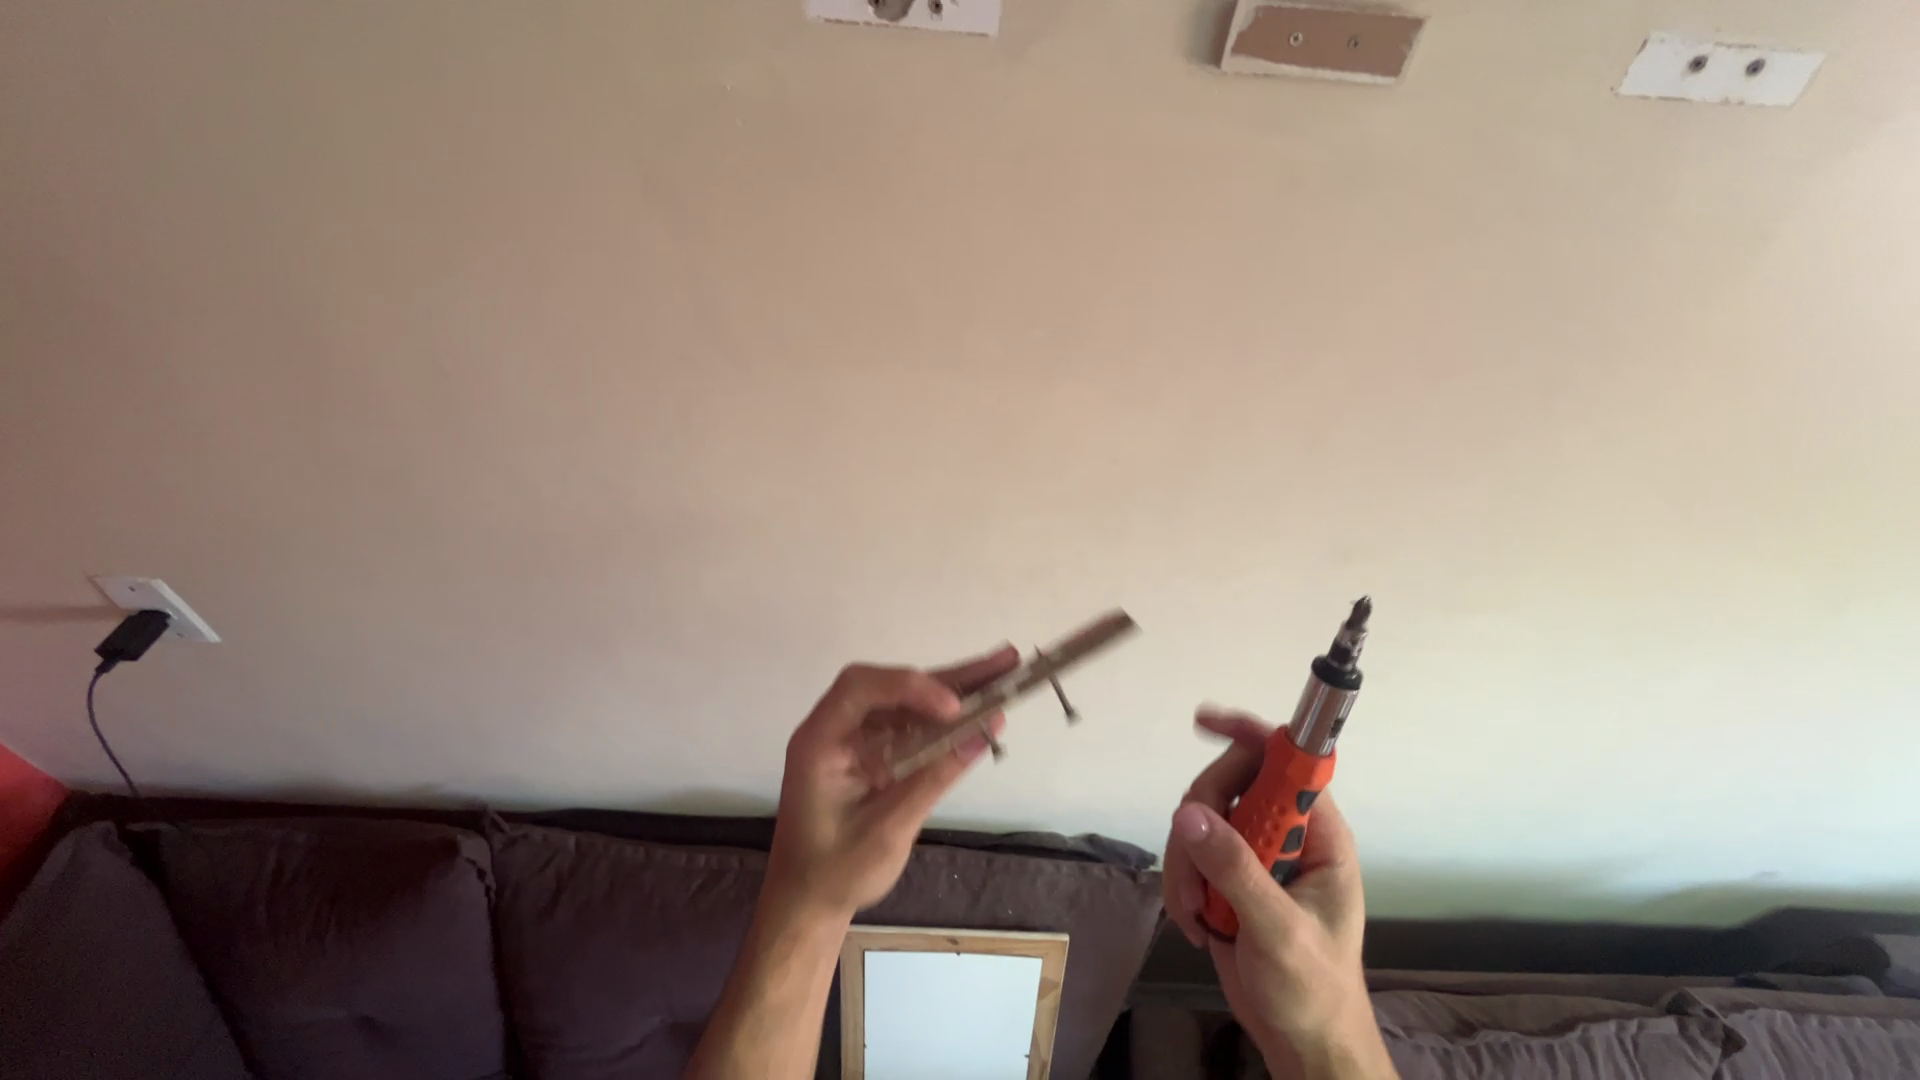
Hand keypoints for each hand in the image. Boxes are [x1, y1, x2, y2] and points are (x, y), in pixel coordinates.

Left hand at [764, 646, 1019, 919]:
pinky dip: (945, 716)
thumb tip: (983, 732)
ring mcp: (856, 738)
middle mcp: (836, 728)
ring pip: (907, 699)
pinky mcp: (875, 751)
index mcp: (820, 741)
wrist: (807, 902)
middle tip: (1003, 663)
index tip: (953, 708)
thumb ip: (934, 778)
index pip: (861, 689)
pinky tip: (979, 706)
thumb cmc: (835, 872)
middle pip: (891, 685)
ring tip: (1004, 671)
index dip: (909, 688)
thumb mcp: (887, 831)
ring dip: (954, 688)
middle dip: (947, 676)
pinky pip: (911, 722)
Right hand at [1163, 709, 1394, 1079]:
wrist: (1302, 1044)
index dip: (1249, 733)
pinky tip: (1196, 924)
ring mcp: (1252, 852)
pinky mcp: (1225, 875)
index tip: (1204, 723)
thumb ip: (1236, 870)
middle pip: (1226, 782)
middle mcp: (1283, 831)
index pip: (1286, 760)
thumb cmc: (1314, 990)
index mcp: (1316, 832)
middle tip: (1194, 870)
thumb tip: (1189, 812)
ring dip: (1185, 866)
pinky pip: (1185, 851)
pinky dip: (1179, 886)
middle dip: (1200, 822)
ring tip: (1197, 914)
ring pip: (1197, 818)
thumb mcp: (1279, 930)